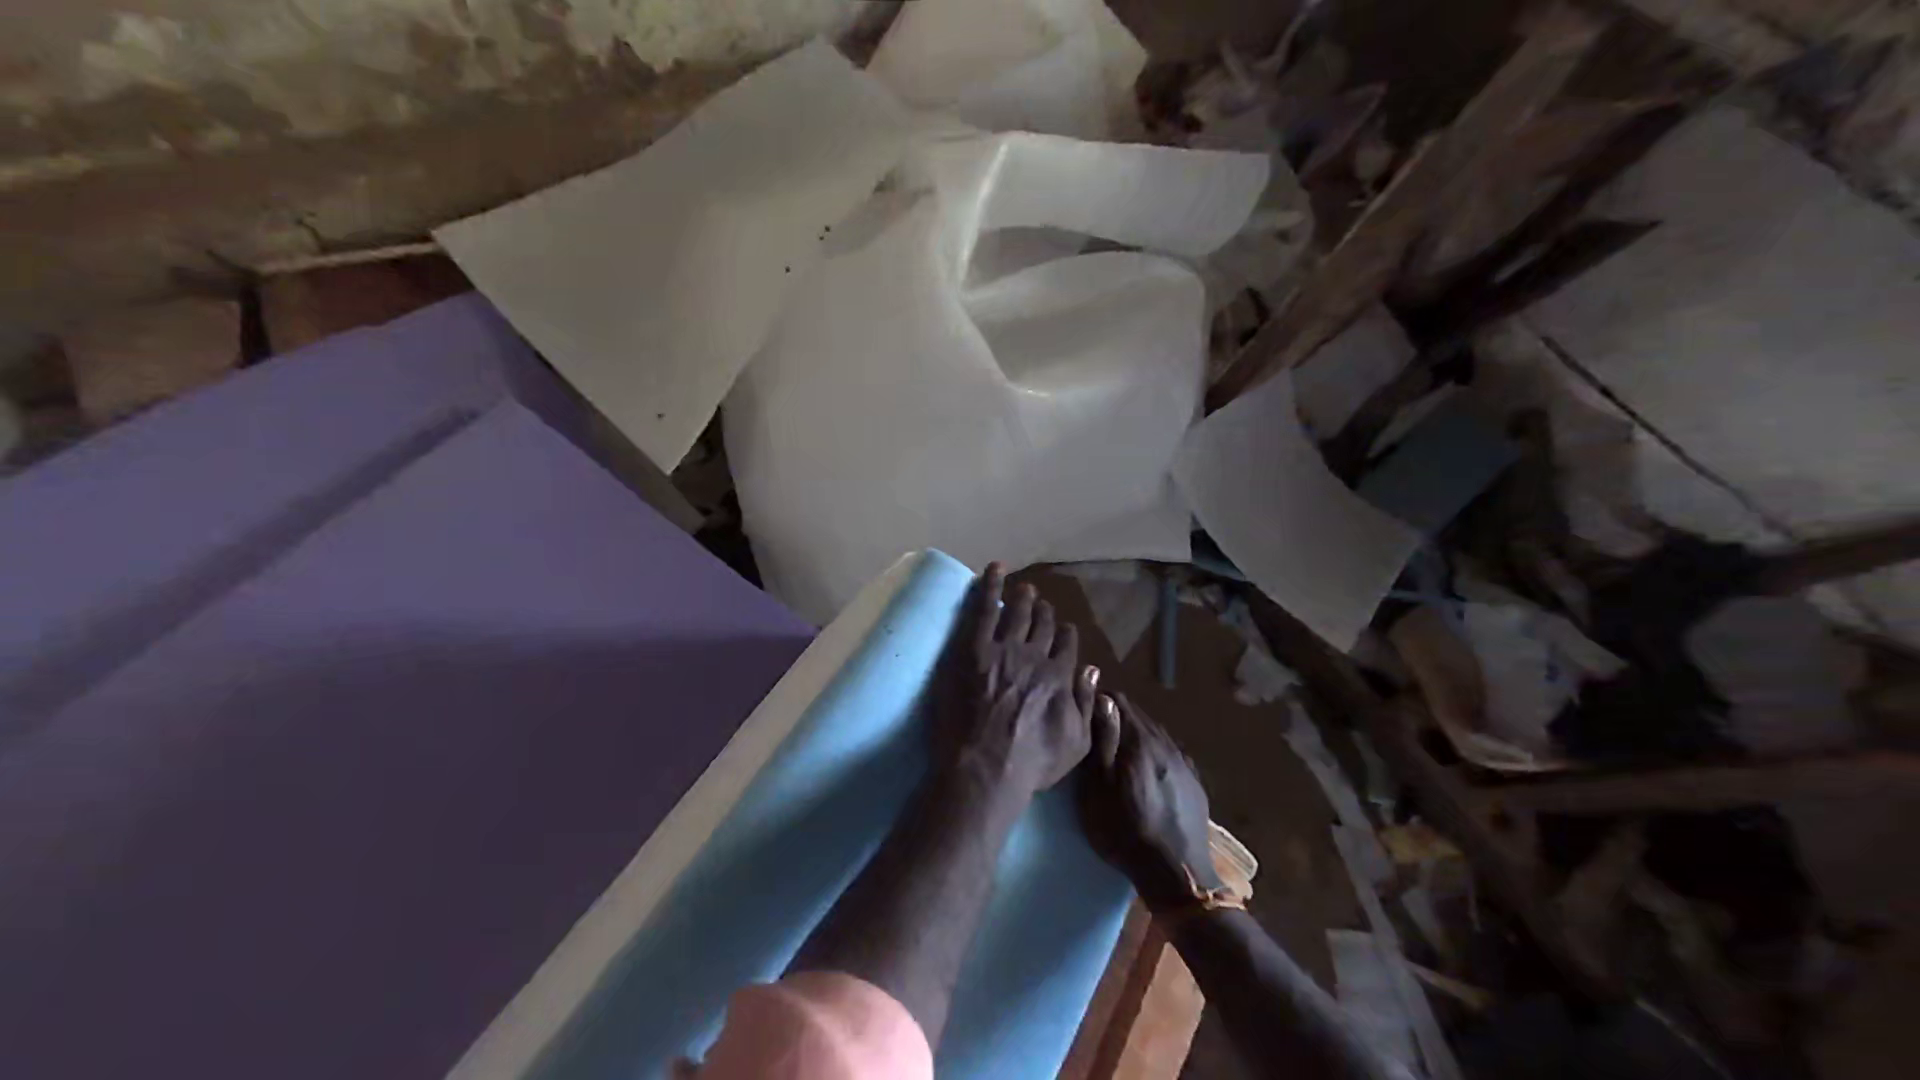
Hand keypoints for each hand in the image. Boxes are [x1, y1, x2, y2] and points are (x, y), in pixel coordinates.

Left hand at [934, 564, 1098, 796]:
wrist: (986, 766)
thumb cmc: (1031, 763)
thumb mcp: (1077, 743)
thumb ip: (1086, 704)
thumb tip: (1092, 670)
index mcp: (1060, 677)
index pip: (1067, 645)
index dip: (1065, 634)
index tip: (1062, 630)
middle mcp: (1035, 656)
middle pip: (1043, 625)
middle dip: (1044, 612)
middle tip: (1040, 603)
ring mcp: (1004, 649)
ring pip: (1018, 612)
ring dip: (1023, 597)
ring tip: (1024, 587)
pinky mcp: (973, 648)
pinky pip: (985, 608)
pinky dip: (991, 585)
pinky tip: (994, 569)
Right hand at [1077, 693, 1221, 911]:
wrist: (1175, 873)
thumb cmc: (1125, 830)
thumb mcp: (1098, 787)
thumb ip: (1103, 739)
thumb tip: (1102, 697)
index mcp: (1140, 739)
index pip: (1118, 700)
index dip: (1099, 700)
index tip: (1083, 711)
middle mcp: (1165, 743)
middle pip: (1138, 715)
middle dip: (1117, 717)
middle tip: (1096, 732)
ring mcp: (1183, 763)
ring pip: (1156, 734)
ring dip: (1136, 735)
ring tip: (1119, 752)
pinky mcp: (1194, 783)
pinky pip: (1170, 755)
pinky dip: (1155, 754)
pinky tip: (1147, 770)